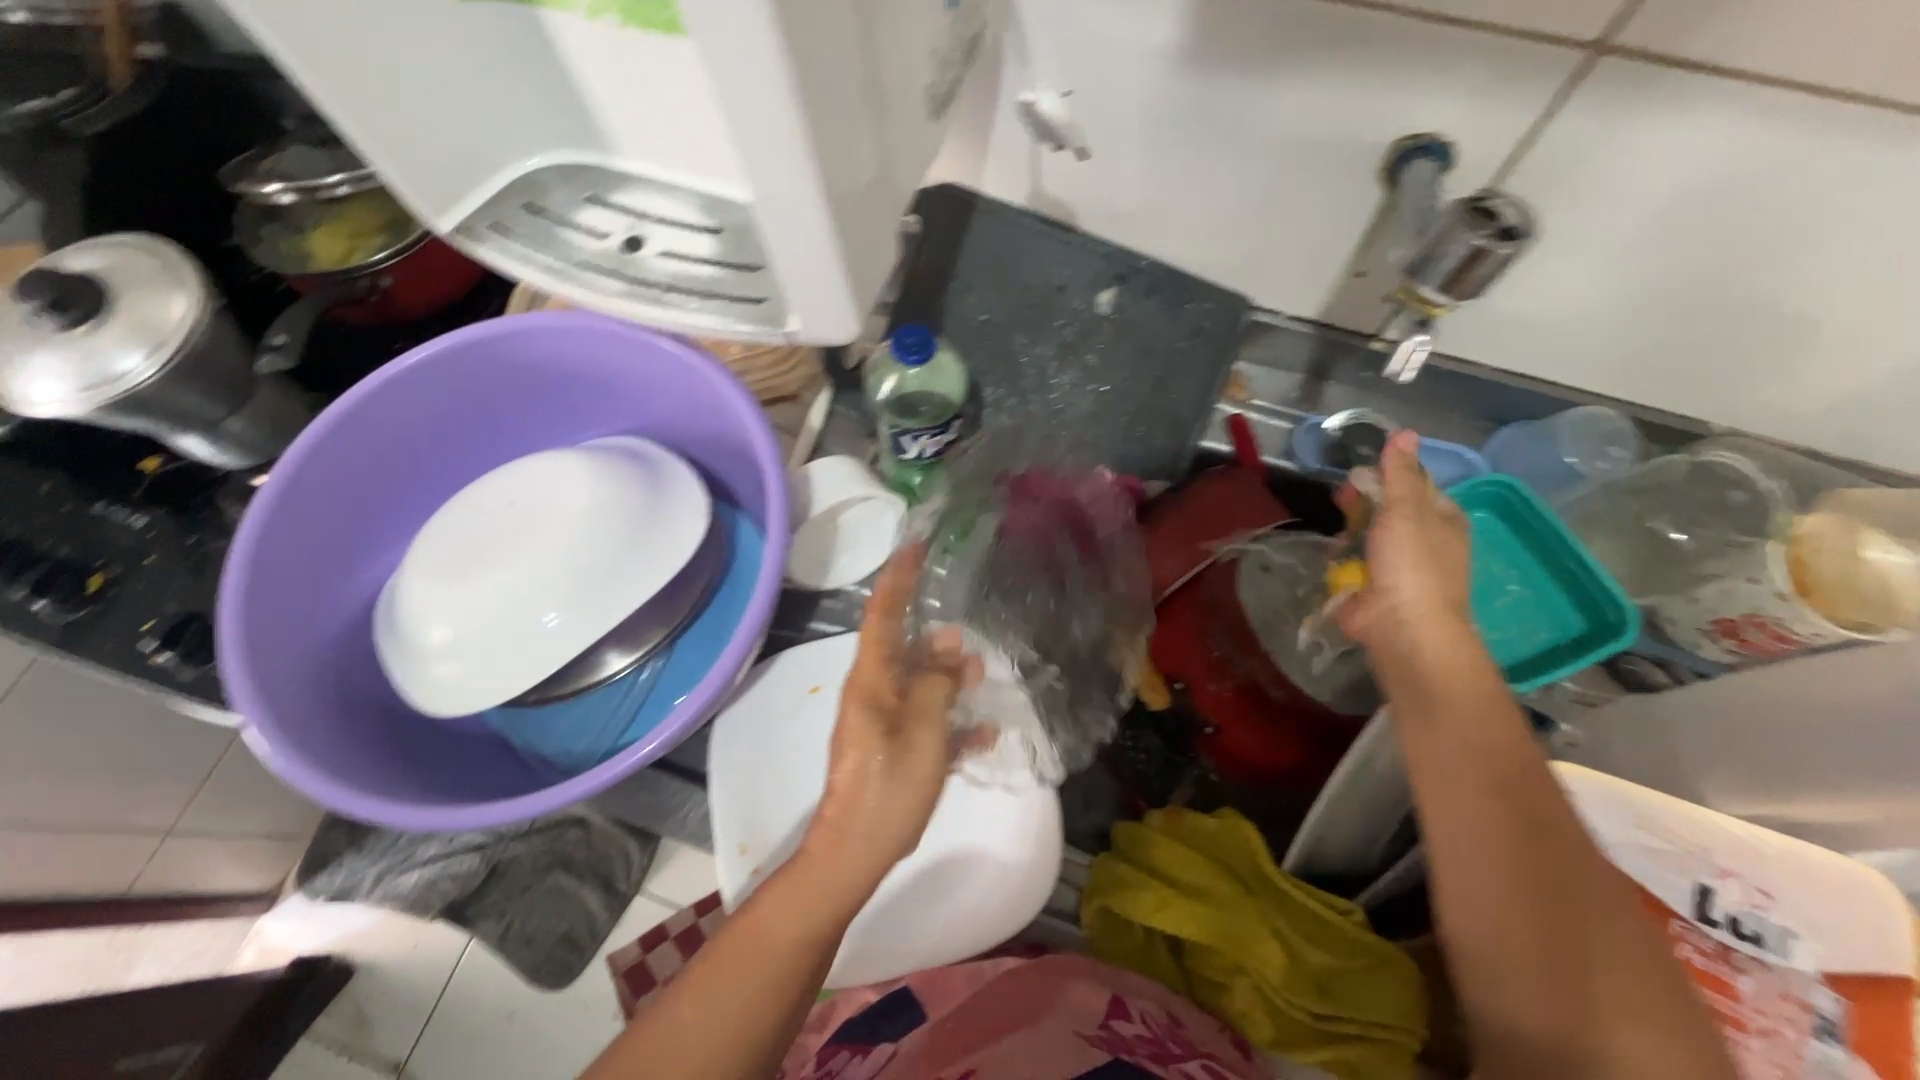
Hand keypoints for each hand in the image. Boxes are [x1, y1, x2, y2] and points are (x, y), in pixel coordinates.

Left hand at [802, 546, 983, 887]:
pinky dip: (951, 724)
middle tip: (972, 641)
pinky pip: (924, 724)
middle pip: (904, 651)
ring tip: (984, 681)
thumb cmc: (888, 784)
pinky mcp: (892, 751)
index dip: (899, 578)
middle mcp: (872, 694)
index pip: (883, 614)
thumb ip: (937, 683)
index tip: (915, 546)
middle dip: (938, 641)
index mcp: (871, 680)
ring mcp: (881, 723)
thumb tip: (952, 645)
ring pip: (919, 686)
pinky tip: (982, 736)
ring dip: (950, 682)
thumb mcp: (921, 729)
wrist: (856, 849)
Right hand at [1334, 430, 1474, 668]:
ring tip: (1343, 542)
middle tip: (1344, 500)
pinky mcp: (1372, 587)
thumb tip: (1404, 432)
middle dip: (1362, 504)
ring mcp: (1397, 566)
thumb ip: (1400, 472)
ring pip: (1365, 535)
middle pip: (1386, 509)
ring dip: (1349, 534)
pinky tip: (1338, 564)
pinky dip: (1342, 562)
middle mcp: (1424, 540)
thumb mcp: (1406, 509)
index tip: (1362, 474)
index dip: (1387, 475)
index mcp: (1443, 518)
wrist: (1401, 628)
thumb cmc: (1412, 564)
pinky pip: (1352, 563)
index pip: (1414, 484)